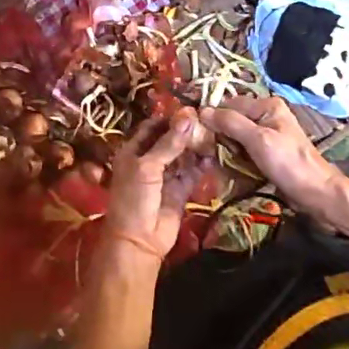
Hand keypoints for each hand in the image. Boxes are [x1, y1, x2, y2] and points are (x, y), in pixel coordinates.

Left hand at [104, 108, 205, 261]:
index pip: (152, 127)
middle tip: (209, 119)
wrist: (139, 240)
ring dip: (197, 146)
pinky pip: (193, 172)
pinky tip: (216, 153)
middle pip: (170, 140)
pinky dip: (203, 164)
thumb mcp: (147, 166)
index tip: (191, 107)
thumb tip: (188, 116)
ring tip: (216, 133)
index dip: (169, 117)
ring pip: (184, 155)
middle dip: (187, 131)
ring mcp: (166, 175)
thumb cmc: (135, 198)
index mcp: (133, 151)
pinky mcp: (181, 190)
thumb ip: (168, 143)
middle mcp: (149, 160)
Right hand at [200, 96, 348, 224]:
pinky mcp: (267, 151)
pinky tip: (227, 165)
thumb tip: (202, 111)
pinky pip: (243, 148)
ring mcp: (267, 134)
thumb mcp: (258, 140)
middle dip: (218, 133)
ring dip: (224, 147)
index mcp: (267, 105)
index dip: (212, 116)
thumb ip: (230, 123)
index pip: (228, 103)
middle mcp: (267, 115)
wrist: (316, 193)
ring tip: (213, 159)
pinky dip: (234, 155)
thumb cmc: (289, 164)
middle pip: (231, 119)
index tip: (195, 133)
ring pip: (235, 135)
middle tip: (203, 149)